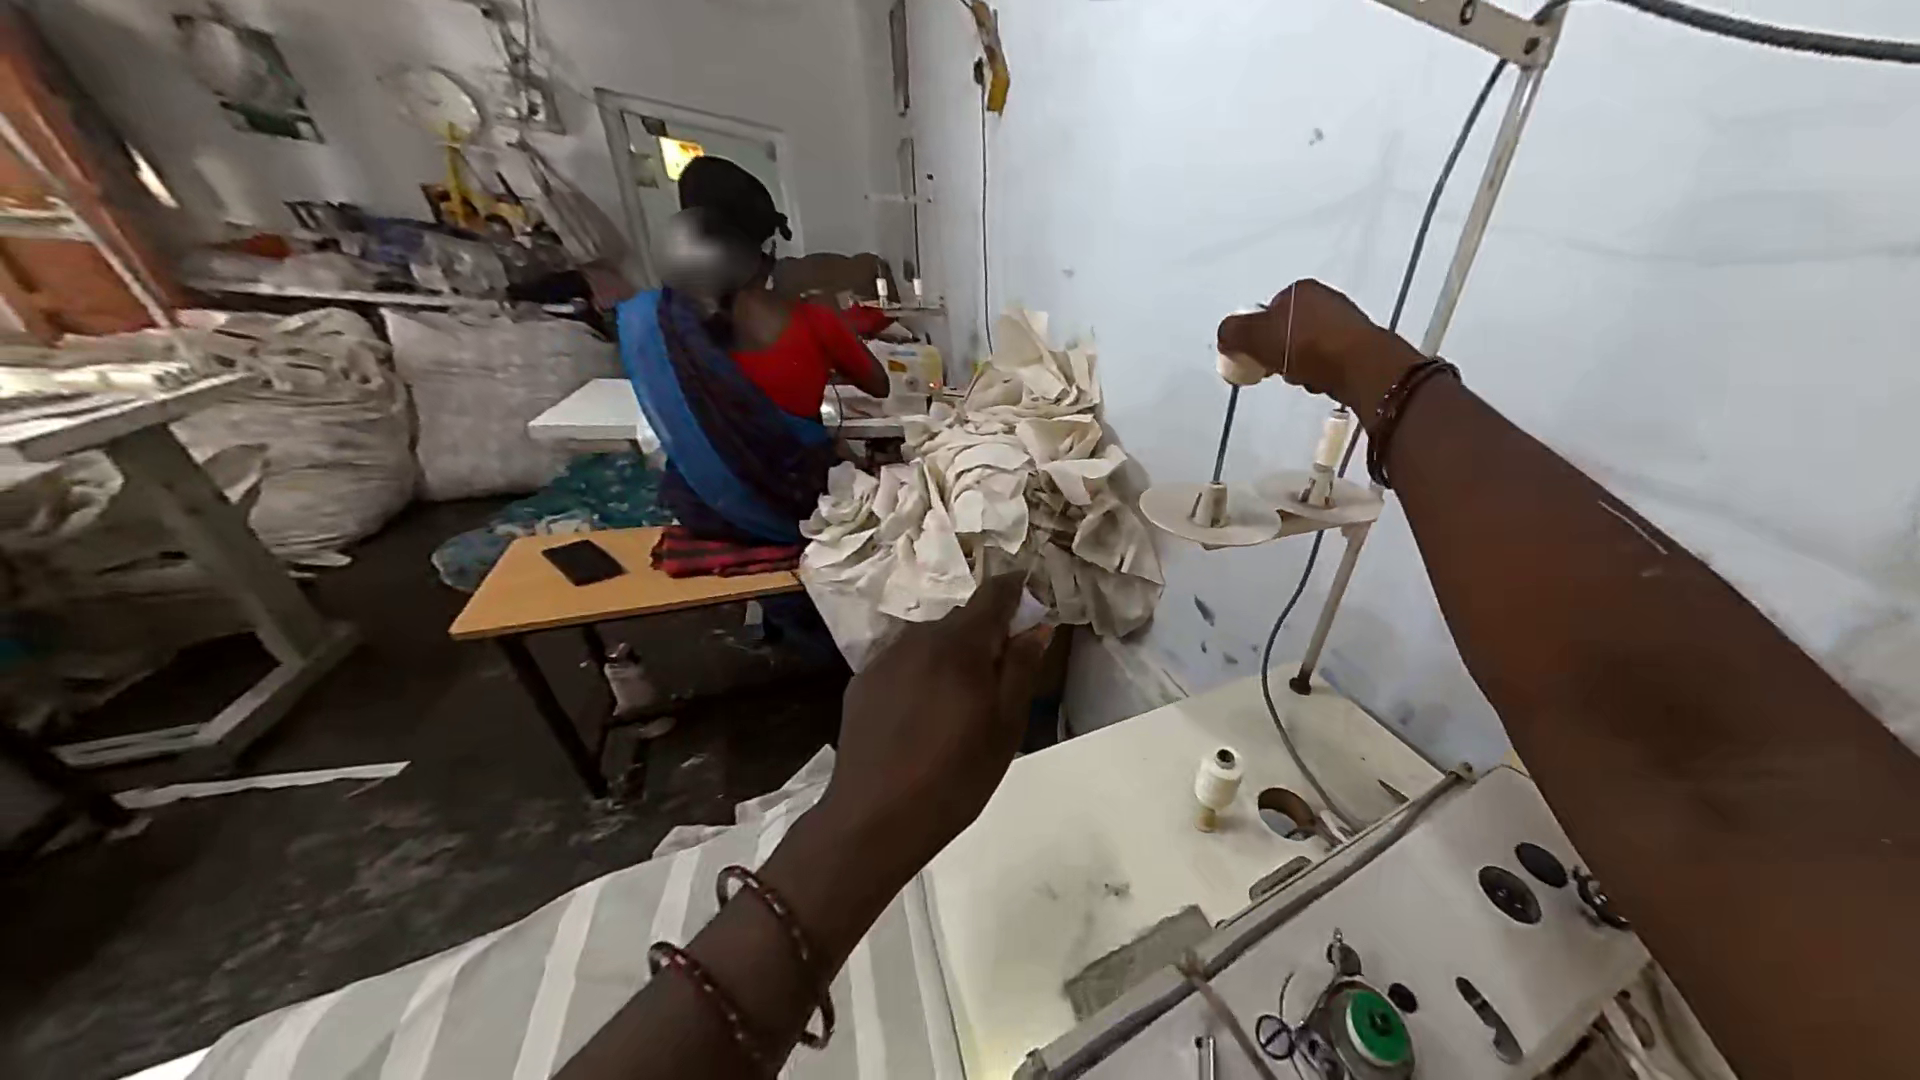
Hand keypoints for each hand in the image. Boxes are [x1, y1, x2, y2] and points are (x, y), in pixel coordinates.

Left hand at [818, 575, 1050, 884]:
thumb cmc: (955, 777)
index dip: (1016, 591)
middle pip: (962, 619)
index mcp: (960, 644)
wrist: (874, 818)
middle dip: (985, 636)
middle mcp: (919, 637)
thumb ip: (1021, 667)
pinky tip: (919, 715)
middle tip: (997, 679)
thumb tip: (1035, 625)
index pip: (993, 594)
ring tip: (955, 704)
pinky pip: (903, 662)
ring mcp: (885, 657)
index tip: (1030, 603)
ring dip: (950, 655)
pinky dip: (920, 673)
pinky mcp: (862, 680)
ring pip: (930, 640)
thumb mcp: (1005, 727)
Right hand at [1216, 280, 1423, 421]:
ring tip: (1298, 376)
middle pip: (1284, 331)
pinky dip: (1317, 372)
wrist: (1357, 365)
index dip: (1254, 337)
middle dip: (1276, 353)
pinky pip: (1325, 360)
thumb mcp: (1253, 336)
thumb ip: (1231, 333)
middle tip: (1274, 368)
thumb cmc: (1306, 345)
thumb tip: (1224, 336)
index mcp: (1299, 290)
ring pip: (1305, 348)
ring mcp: (1344, 321)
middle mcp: (1324, 299)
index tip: (1253, 356)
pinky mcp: (1358, 345)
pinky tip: (1317, 380)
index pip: (1265, 312)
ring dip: (1296, 365)